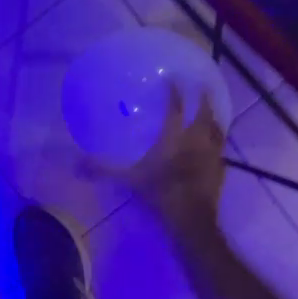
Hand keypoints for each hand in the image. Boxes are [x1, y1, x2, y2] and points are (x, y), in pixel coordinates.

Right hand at [113, 85, 226, 230]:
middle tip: (203, 85)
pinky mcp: (221, 170)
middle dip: (204, 98)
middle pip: (204, 113)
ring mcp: (212, 155)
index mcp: (174, 138)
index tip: (172, 78)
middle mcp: (196, 141)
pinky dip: (218, 140)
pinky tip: (216, 143)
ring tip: (213, 109)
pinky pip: (221, 148)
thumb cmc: (160, 194)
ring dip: (215, 117)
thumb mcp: (128, 180)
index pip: (175, 108)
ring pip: (217, 128)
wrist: (192, 221)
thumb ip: (104, 169)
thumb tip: (76, 163)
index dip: (174, 92)